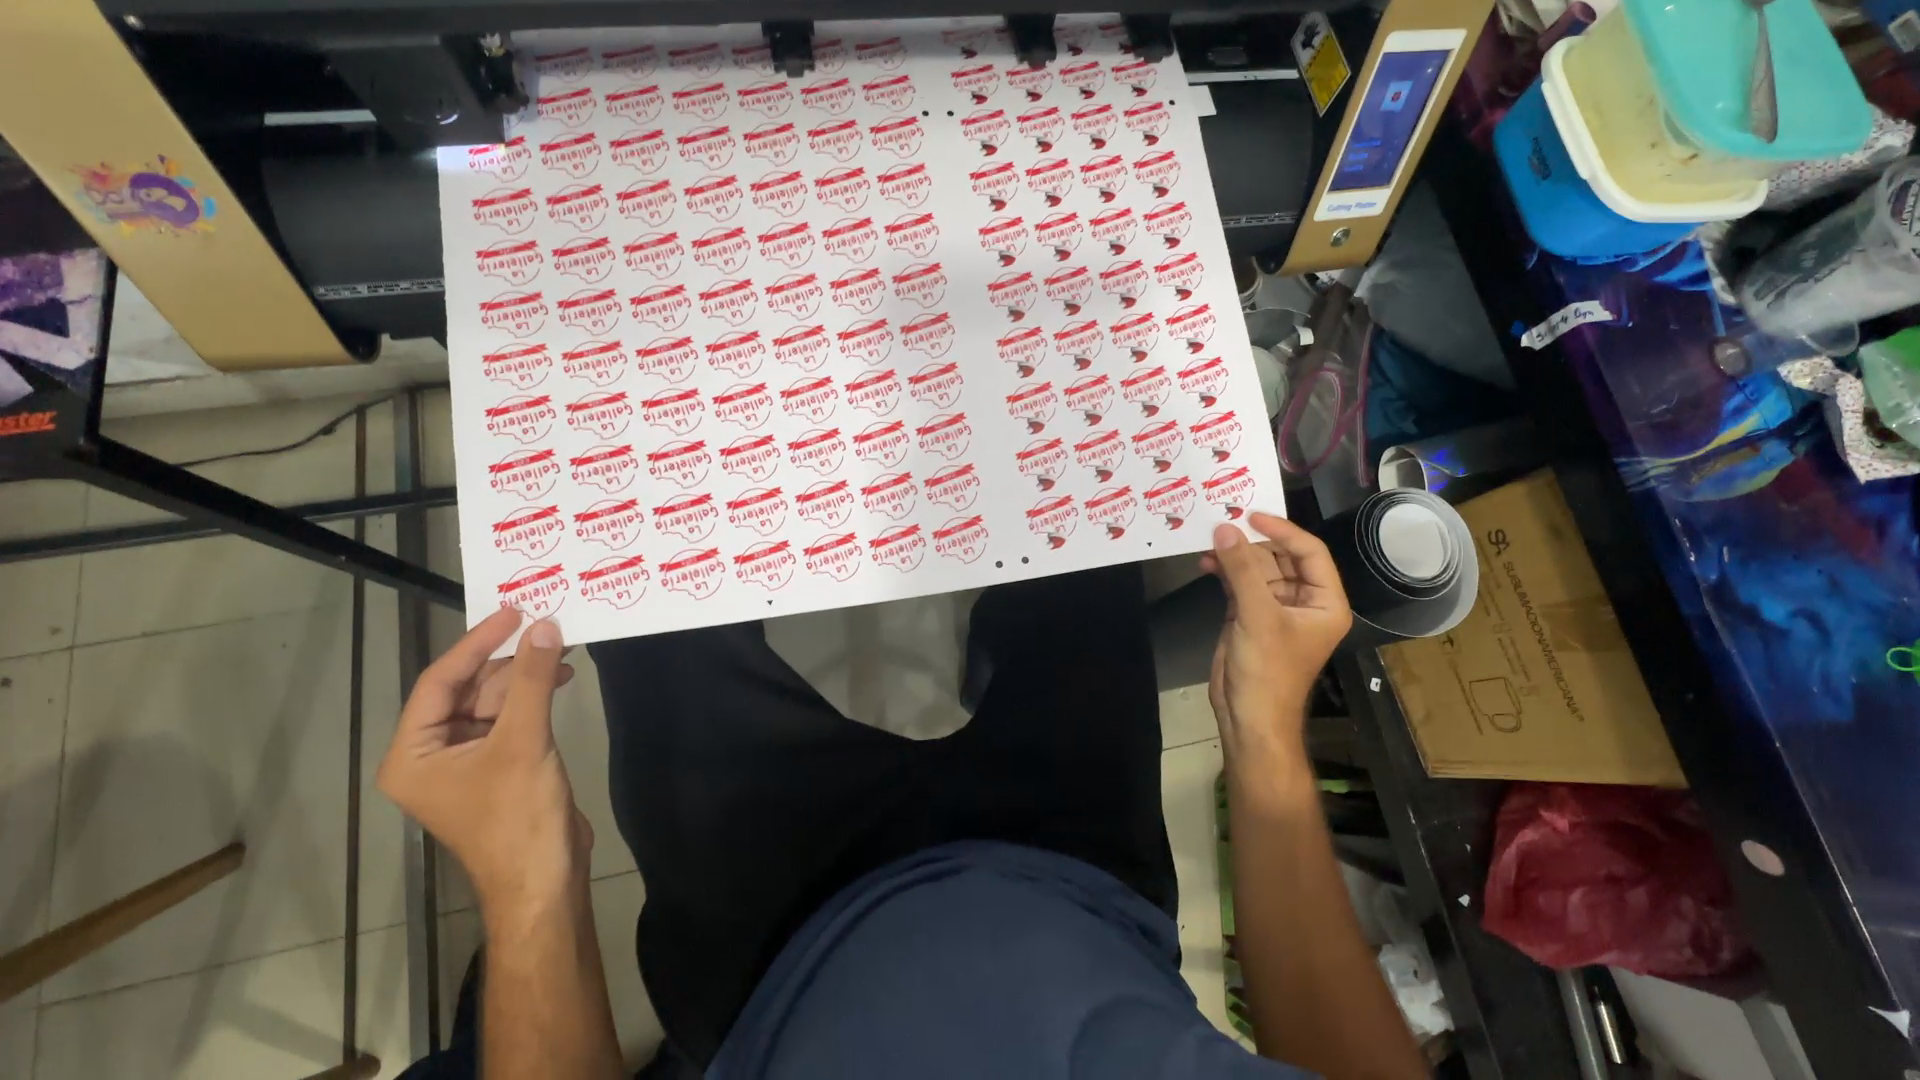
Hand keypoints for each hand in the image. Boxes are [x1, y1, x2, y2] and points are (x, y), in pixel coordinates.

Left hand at [377, 608, 588, 918]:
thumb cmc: (518, 815)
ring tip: (563, 649)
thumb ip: (533, 680)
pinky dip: (534, 698)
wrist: (545, 882)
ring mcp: (466, 763)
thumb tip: (545, 625)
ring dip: (526, 677)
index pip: (439, 681)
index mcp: (412, 754)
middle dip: (508, 660)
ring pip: (492, 703)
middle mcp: (430, 755)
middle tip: (546, 626)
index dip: (477, 643)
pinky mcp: (498, 768)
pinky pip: (510, 721)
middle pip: (468, 690)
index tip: (513, 611)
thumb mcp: (523, 741)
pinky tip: (560, 679)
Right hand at [1199, 514, 1351, 765]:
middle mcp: (1303, 601)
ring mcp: (1274, 609)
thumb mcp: (1257, 617)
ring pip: (1256, 569)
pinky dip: (1223, 572)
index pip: (1310, 553)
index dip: (1283, 531)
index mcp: (1325, 601)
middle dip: (1253, 541)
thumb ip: (1241, 571)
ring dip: (1235, 555)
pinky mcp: (1248, 617)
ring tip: (1209, 537)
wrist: (1249, 718)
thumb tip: (1224, 529)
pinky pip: (1239, 584)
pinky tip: (1205, 561)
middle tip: (1224, 519)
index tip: (1252, 515)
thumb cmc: (1268, 670)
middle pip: (1281, 558)